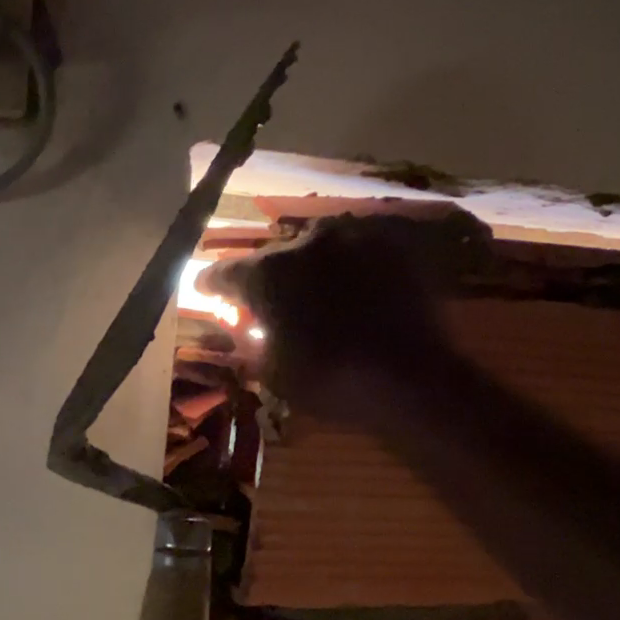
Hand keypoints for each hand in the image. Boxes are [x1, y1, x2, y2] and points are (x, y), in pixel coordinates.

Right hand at [201, 207, 491, 422]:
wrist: (413, 380)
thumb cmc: (331, 383)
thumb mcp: (272, 370)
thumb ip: (248, 337)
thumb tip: (238, 320)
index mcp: (267, 272)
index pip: (224, 272)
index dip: (211, 285)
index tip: (205, 292)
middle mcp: (306, 241)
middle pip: (273, 256)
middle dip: (265, 277)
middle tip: (265, 300)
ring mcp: (354, 237)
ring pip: (317, 247)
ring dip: (308, 266)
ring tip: (313, 290)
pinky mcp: (394, 244)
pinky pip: (358, 250)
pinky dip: (349, 266)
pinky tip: (353, 288)